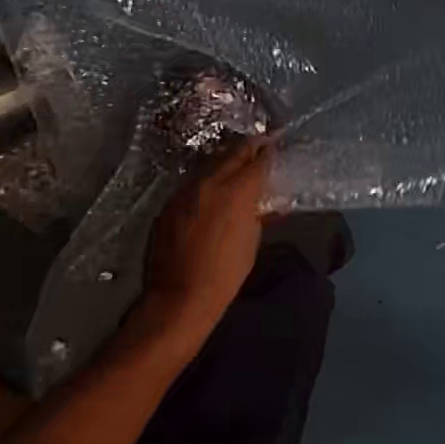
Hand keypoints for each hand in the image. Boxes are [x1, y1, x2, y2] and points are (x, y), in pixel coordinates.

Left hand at [141, 139, 272, 331]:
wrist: (179, 298)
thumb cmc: (226, 272)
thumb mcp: (253, 239)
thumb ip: (259, 212)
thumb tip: (268, 202)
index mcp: (236, 191)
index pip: (258, 160)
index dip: (269, 152)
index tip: (276, 146)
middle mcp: (209, 184)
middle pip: (233, 153)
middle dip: (249, 148)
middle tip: (261, 145)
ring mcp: (184, 193)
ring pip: (210, 165)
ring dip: (226, 162)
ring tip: (238, 165)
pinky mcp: (168, 206)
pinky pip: (192, 185)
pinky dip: (207, 182)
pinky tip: (213, 191)